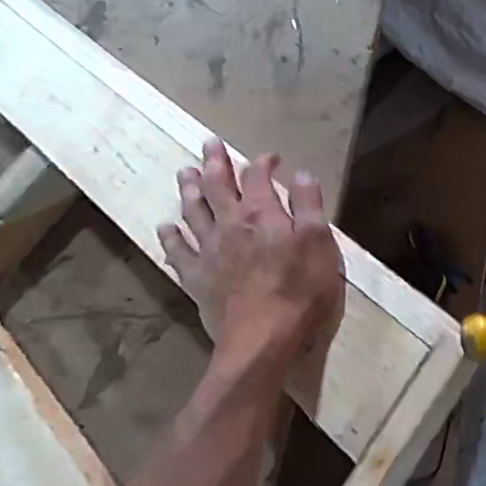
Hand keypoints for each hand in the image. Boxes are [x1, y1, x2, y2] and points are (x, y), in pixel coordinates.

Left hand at [157, 140, 344, 379]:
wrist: (262, 341)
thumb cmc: (300, 290)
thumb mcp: (319, 243)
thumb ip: (309, 205)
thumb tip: (300, 173)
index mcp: (261, 213)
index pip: (257, 175)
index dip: (263, 162)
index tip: (272, 158)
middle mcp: (229, 225)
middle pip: (217, 186)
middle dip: (214, 163)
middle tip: (208, 144)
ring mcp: (208, 252)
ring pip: (193, 212)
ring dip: (189, 190)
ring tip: (184, 173)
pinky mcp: (196, 280)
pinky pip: (177, 253)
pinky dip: (170, 238)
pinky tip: (165, 228)